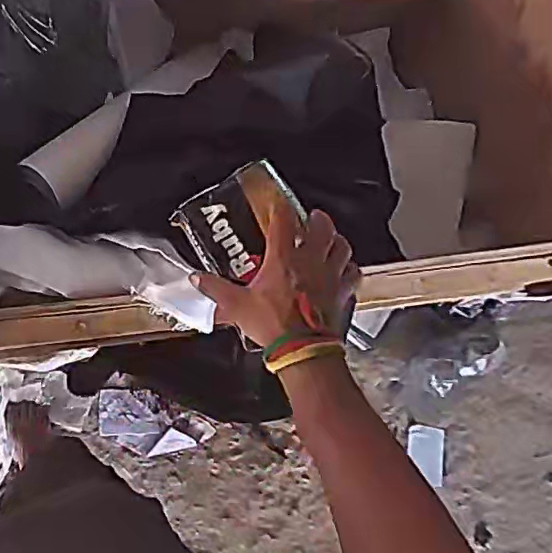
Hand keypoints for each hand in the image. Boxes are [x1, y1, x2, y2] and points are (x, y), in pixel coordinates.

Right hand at [192, 208, 360, 348]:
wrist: (301, 348)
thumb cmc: (272, 325)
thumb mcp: (236, 306)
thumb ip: (215, 288)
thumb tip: (198, 278)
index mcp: (283, 259)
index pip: (284, 222)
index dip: (280, 209)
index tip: (277, 204)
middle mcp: (310, 261)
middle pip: (322, 228)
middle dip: (317, 219)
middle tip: (312, 218)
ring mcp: (330, 276)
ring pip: (342, 247)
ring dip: (336, 240)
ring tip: (329, 239)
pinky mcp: (342, 292)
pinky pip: (352, 273)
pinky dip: (349, 267)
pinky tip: (343, 269)